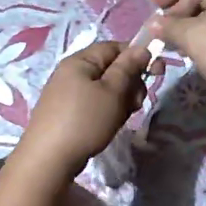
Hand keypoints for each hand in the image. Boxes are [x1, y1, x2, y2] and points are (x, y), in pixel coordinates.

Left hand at [13, 41, 155, 175]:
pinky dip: (106, 112)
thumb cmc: (84, 120)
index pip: (115, 47)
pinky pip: (93, 105)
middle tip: (135, 104)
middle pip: (111, 69)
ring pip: (104, 89)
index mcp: (80, 61)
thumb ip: (128, 68)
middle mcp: (71, 72)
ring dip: (120, 101)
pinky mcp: (66, 112)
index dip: (137, 56)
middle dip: (129, 84)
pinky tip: (108, 127)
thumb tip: (142, 48)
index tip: (156, 72)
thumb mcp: (112, 92)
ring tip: (120, 119)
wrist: (49, 158)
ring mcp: (67, 93)